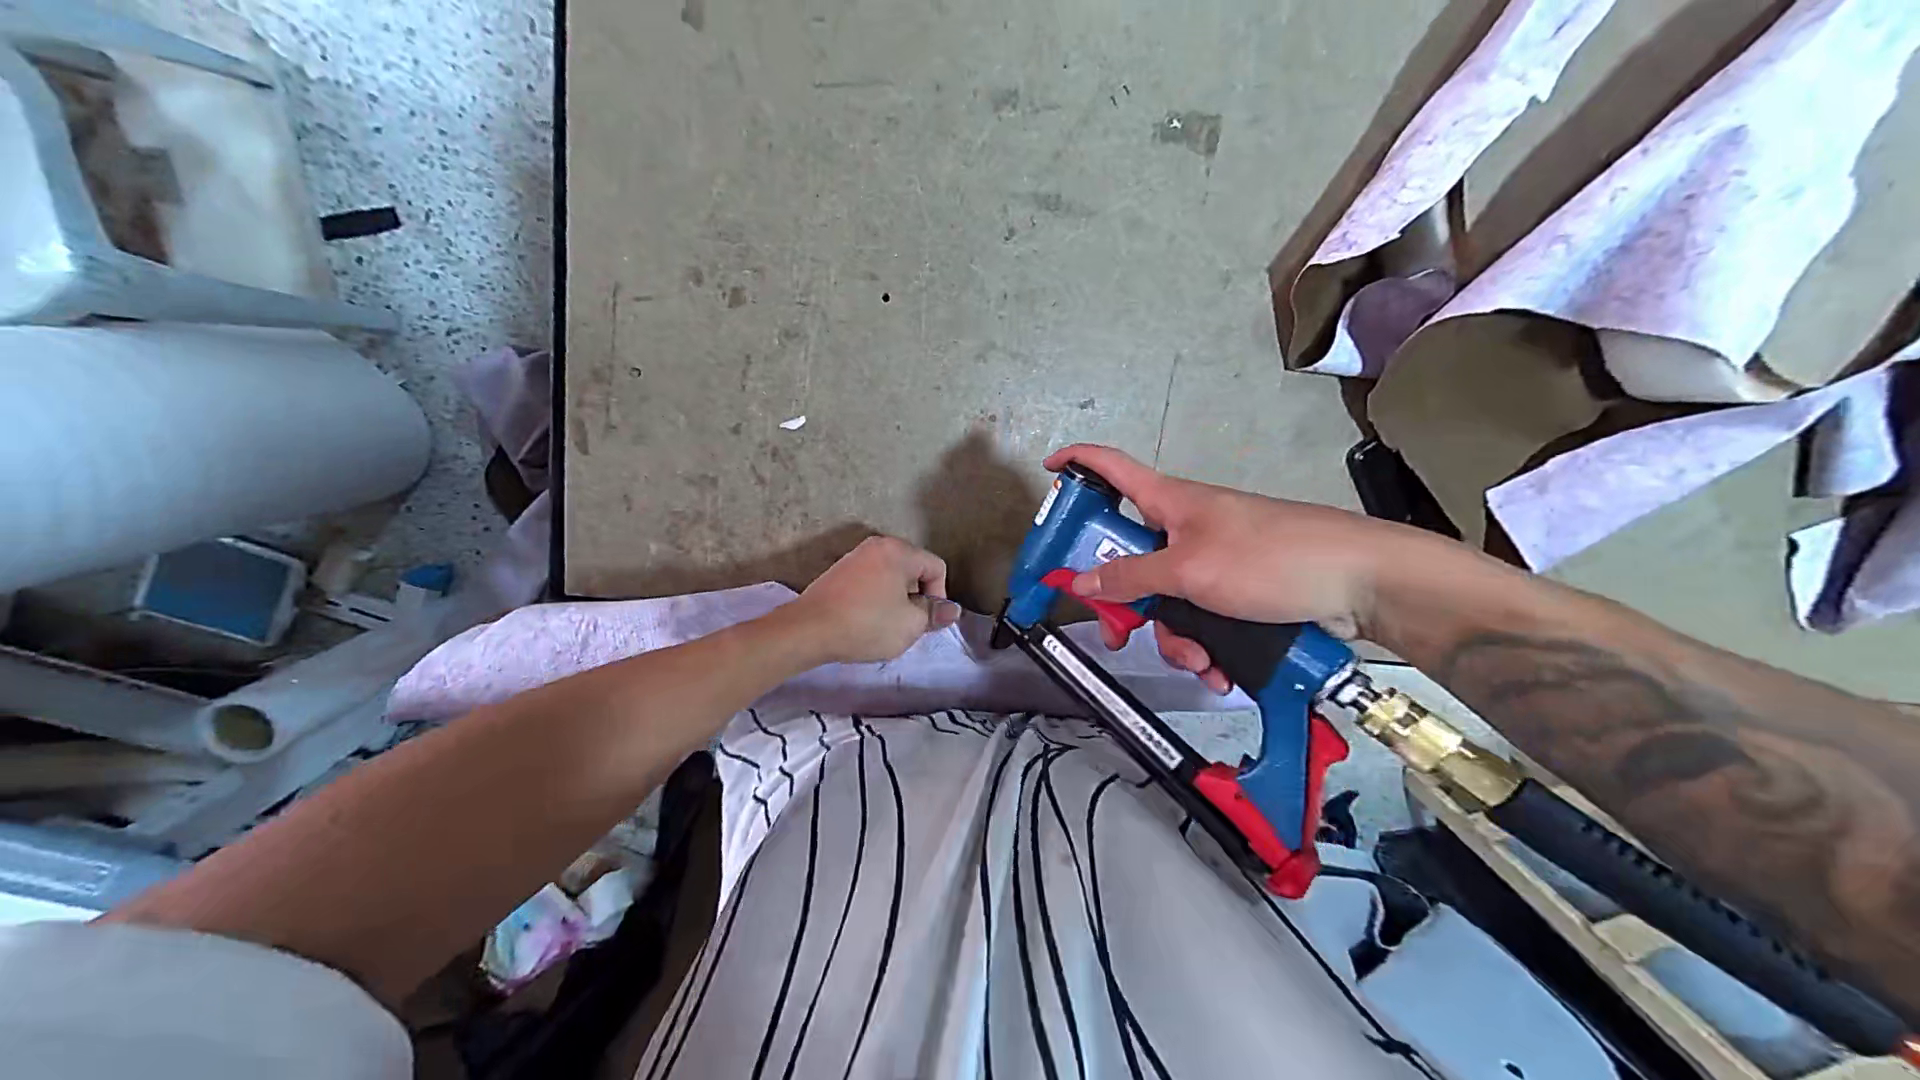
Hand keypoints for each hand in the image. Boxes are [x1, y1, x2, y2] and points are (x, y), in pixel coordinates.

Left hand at [783, 536, 961, 663]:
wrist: (808, 630)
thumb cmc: (866, 624)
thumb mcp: (911, 624)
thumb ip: (934, 614)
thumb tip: (951, 609)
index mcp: (899, 551)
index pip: (937, 567)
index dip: (939, 596)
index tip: (925, 621)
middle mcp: (877, 545)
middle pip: (914, 569)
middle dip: (917, 597)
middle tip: (908, 625)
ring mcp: (855, 557)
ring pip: (892, 577)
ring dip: (896, 600)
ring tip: (885, 625)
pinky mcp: (838, 573)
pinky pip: (871, 582)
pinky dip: (875, 599)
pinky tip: (865, 621)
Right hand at [1043, 444, 1445, 691]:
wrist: (1362, 583)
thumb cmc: (1269, 558)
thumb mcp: (1189, 570)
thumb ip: (1131, 577)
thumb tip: (1081, 579)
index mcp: (1168, 503)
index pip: (1111, 467)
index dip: (1076, 463)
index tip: (1049, 471)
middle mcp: (1183, 528)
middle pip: (1128, 558)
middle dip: (1124, 602)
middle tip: (1118, 631)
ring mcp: (1210, 562)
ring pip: (1164, 600)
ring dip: (1173, 638)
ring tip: (1199, 661)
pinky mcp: (1236, 592)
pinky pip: (1199, 619)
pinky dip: (1204, 645)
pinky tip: (1220, 668)